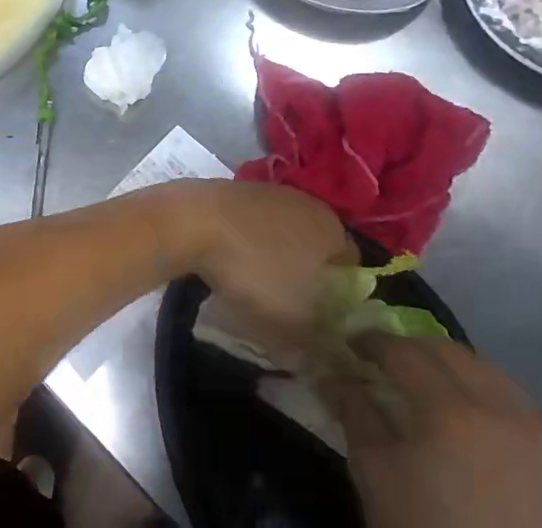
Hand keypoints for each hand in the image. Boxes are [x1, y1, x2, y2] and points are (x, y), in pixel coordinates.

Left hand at [165, 181, 351, 355]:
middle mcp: (305, 202)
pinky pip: (247, 225)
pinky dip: (242, 242)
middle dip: (303, 276)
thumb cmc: (255, 270)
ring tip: (250, 285)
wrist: (191, 222)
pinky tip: (225, 262)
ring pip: (279, 234)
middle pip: (314, 248)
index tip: (321, 319)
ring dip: (270, 258)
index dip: (339, 297)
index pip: (351, 266)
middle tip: (286, 305)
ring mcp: (265, 191)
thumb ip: (315, 340)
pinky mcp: (231, 189)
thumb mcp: (294, 322)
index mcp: (332, 227)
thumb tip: (319, 353)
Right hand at [322, 335, 541, 527]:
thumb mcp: (376, 476)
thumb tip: (332, 375)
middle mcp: (500, 407)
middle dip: (412, 347)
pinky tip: (477, 415)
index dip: (372, 341)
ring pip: (490, 372)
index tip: (350, 343)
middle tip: (385, 358)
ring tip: (430, 383)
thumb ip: (354, 415)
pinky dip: (491, 392)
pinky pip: (522, 404)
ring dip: (453, 366)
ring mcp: (540, 433)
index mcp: (450, 409)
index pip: (404, 352)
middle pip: (450, 352)